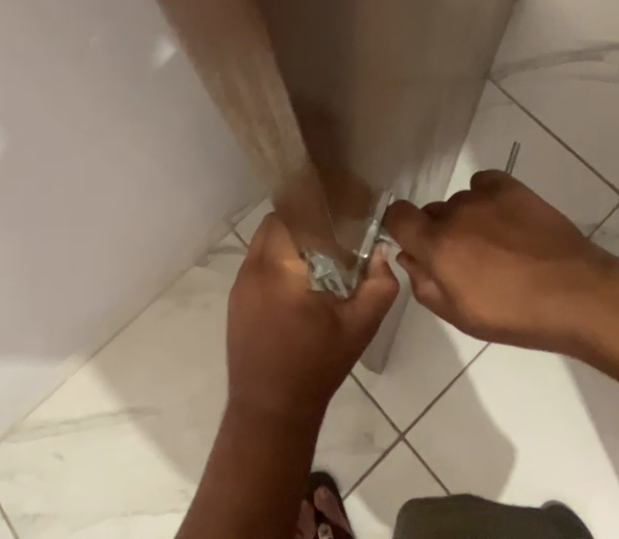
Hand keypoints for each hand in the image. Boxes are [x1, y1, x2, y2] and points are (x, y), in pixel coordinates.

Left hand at [225, 215, 398, 421]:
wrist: (272, 410)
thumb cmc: (318, 365)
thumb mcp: (360, 326)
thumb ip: (380, 285)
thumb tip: (382, 252)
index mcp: (279, 267)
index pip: (290, 214)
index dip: (314, 209)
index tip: (339, 215)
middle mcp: (253, 269)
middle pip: (275, 225)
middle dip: (302, 225)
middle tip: (332, 239)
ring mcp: (240, 286)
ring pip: (263, 244)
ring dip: (288, 245)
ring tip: (317, 261)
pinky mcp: (236, 302)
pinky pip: (257, 265)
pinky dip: (276, 264)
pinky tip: (299, 285)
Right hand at [382, 170, 618, 352]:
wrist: (576, 294)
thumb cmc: (515, 315)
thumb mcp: (460, 316)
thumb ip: (424, 285)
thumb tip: (410, 258)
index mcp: (436, 246)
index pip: (396, 215)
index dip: (399, 228)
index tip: (415, 246)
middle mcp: (453, 214)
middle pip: (430, 213)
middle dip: (439, 234)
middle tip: (466, 262)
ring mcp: (483, 197)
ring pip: (459, 204)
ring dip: (466, 220)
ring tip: (497, 246)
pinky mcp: (511, 188)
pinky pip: (483, 185)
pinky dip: (486, 198)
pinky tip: (504, 220)